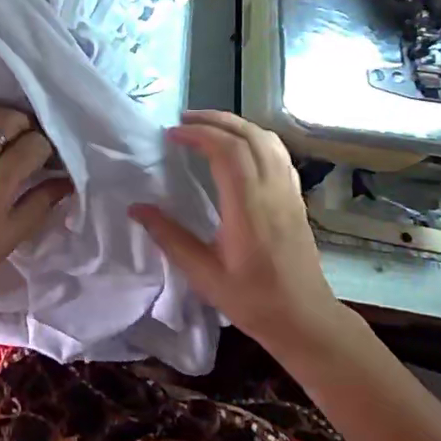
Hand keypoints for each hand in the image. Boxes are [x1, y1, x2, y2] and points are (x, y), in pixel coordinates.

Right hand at [129, 110, 353, 350]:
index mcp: (248, 207)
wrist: (305, 320)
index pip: (228, 151)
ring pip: (268, 140)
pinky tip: (239, 149)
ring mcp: (289, 192)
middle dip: (215, 120)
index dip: (199, 134)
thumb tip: (136, 209)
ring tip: (208, 128)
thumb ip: (169, 237)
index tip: (172, 135)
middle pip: (249, 136)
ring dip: (237, 126)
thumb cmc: (253, 300)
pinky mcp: (296, 199)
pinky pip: (278, 154)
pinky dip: (255, 139)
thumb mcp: (203, 274)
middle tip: (184, 121)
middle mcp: (272, 191)